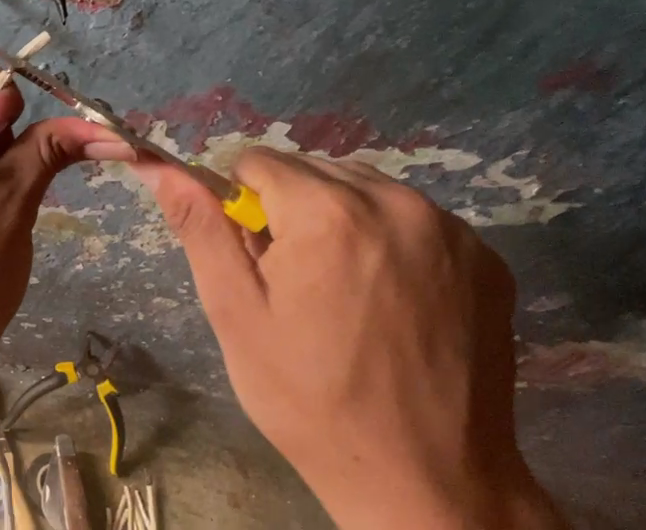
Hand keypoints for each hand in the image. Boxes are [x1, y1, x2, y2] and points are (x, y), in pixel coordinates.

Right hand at [133, 147, 566, 529]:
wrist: (429, 482)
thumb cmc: (311, 398)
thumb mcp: (235, 312)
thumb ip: (200, 226)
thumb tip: (158, 165)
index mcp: (328, 211)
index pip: (257, 162)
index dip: (241, 207)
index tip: (255, 262)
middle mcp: (395, 202)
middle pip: (311, 170)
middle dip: (291, 210)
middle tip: (295, 283)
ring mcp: (450, 230)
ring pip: (362, 188)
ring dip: (339, 219)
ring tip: (342, 291)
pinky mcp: (486, 258)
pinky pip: (413, 218)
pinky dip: (389, 240)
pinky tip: (390, 299)